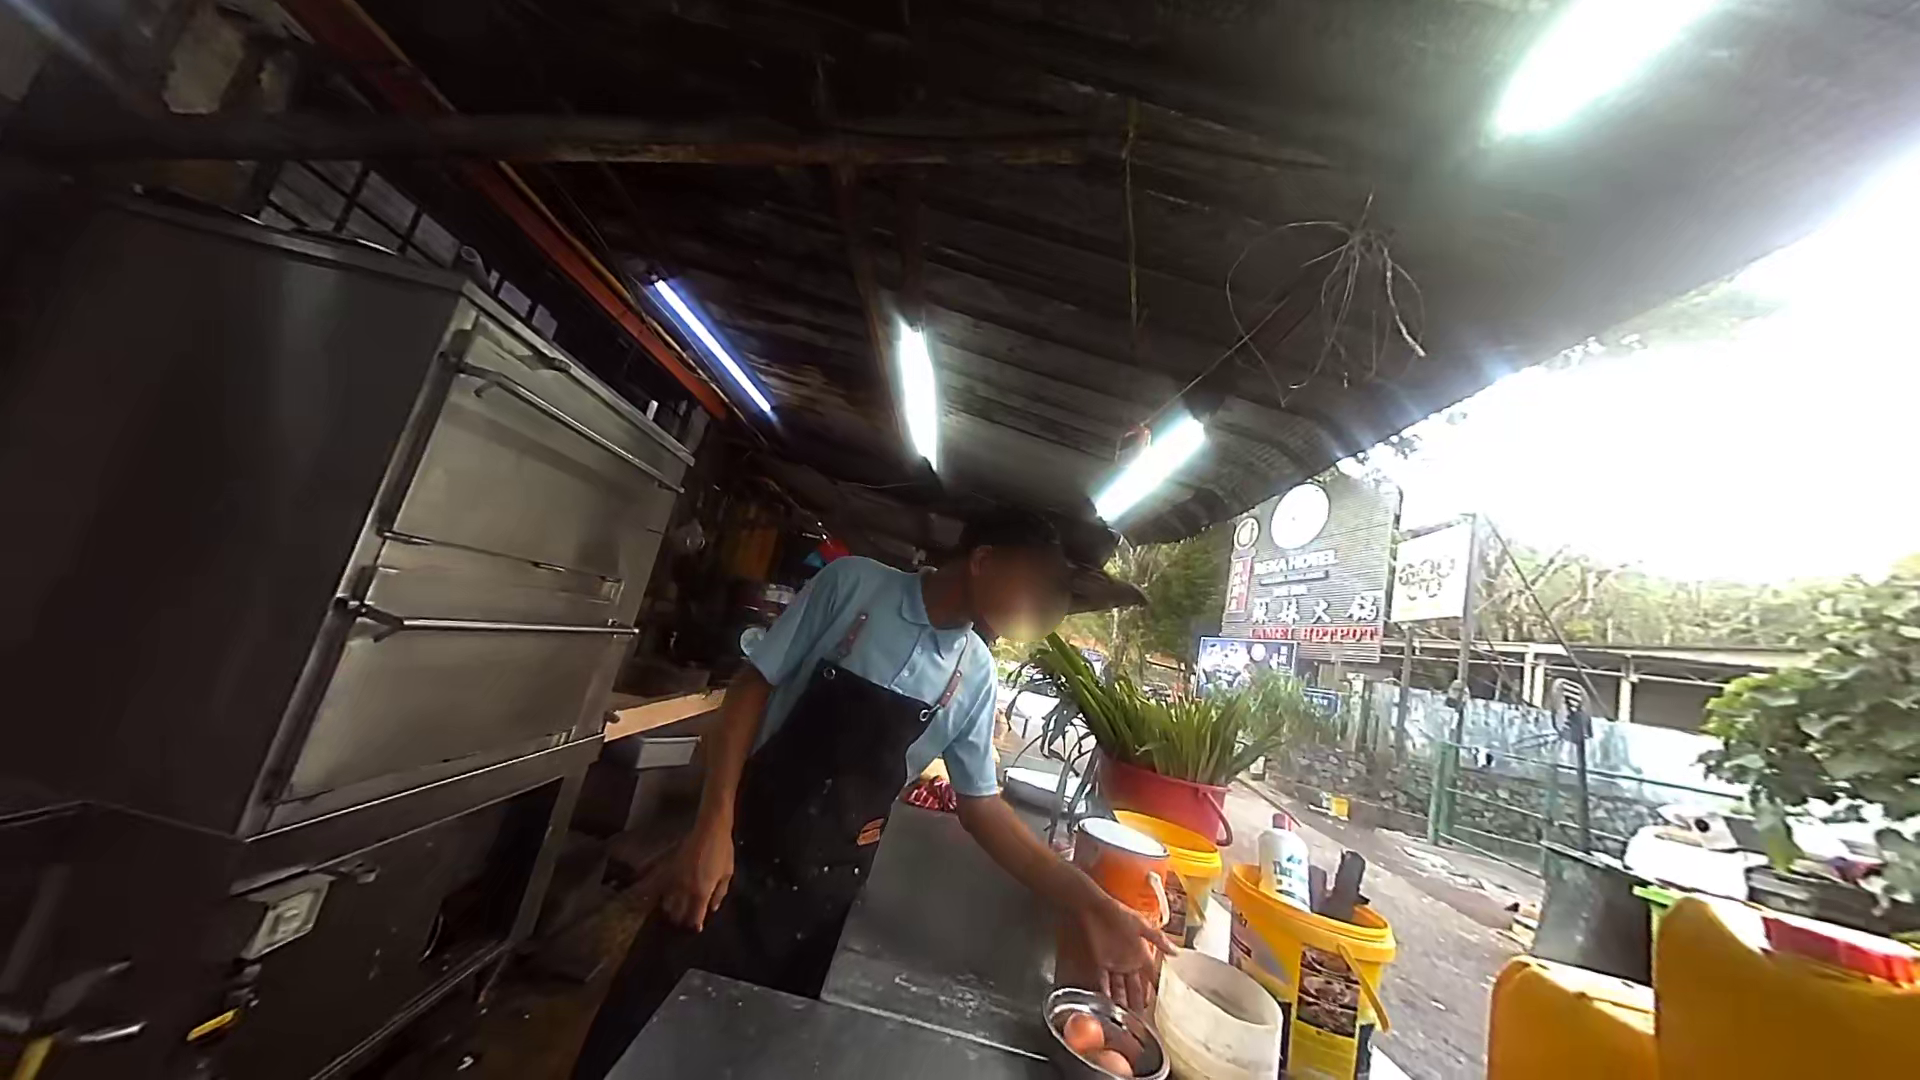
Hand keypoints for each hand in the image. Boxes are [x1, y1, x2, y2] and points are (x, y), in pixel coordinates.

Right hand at [652, 820, 733, 930]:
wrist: (710, 829)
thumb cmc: (722, 850)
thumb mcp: (728, 872)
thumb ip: (720, 893)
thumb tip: (712, 909)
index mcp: (702, 892)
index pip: (694, 919)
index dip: (695, 926)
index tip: (697, 927)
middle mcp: (685, 891)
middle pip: (678, 916)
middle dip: (682, 921)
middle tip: (686, 920)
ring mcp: (674, 881)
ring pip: (666, 906)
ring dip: (671, 911)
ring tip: (676, 912)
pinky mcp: (667, 871)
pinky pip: (658, 890)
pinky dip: (659, 898)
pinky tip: (662, 899)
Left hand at [1068, 889, 1175, 1010]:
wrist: (1093, 906)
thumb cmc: (1118, 913)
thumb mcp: (1141, 925)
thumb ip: (1159, 939)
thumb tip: (1178, 952)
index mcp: (1140, 952)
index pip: (1151, 976)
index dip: (1155, 990)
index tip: (1162, 1007)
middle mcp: (1128, 960)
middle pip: (1135, 987)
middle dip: (1138, 1003)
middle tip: (1141, 1023)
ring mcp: (1113, 963)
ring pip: (1120, 988)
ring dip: (1122, 1002)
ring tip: (1126, 1019)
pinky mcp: (1099, 962)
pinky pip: (1103, 982)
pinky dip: (1106, 993)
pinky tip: (1108, 1005)